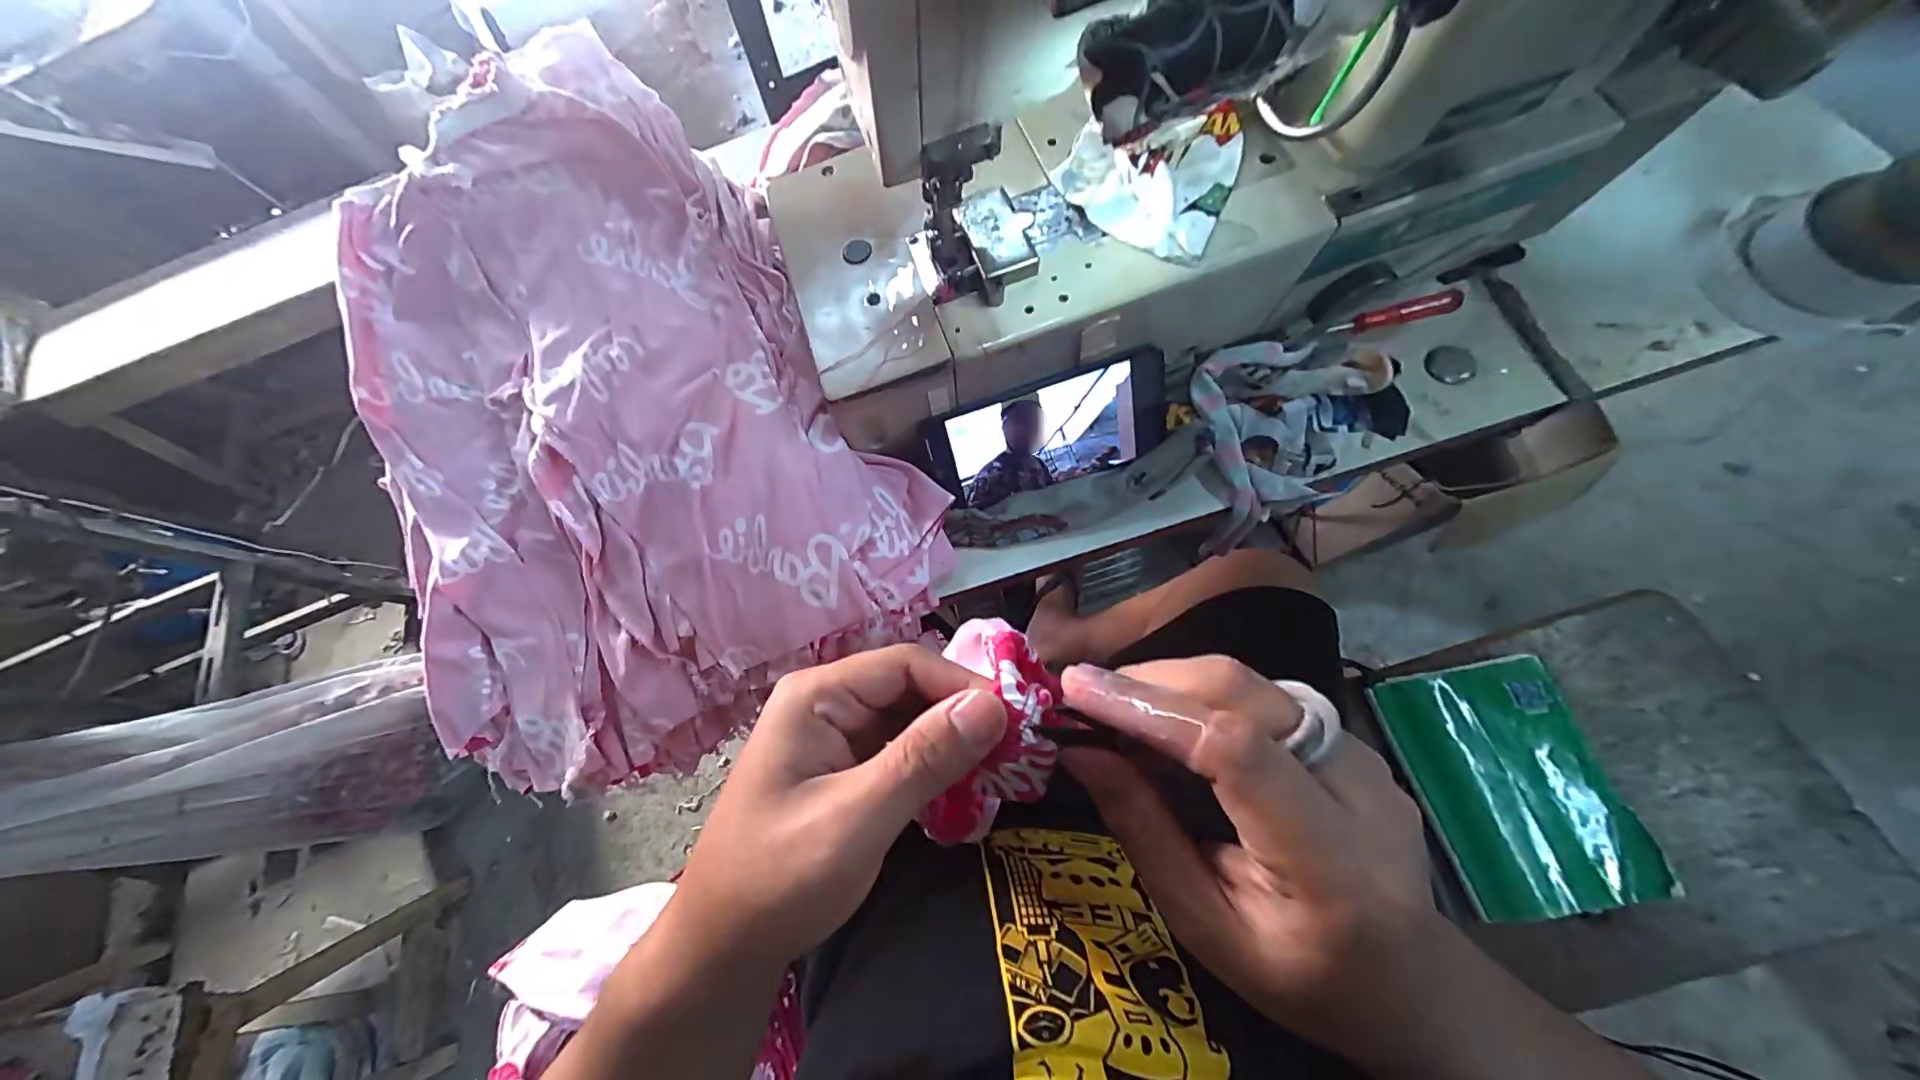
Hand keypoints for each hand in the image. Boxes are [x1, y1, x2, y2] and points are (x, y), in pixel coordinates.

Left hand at [672, 643, 1007, 963]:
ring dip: (953, 743)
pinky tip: (965, 790)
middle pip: (910, 689)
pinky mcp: (846, 770)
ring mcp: (835, 738)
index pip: (905, 664)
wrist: (722, 948)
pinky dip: (936, 768)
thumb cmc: (779, 879)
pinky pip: (902, 752)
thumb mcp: (857, 818)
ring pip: (911, 721)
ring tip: (1000, 771)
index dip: (962, 685)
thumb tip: (992, 704)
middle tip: (1015, 752)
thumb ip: (924, 758)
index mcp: (818, 696)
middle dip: (961, 716)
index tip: (1014, 721)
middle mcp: (827, 704)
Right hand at [1059, 657, 1439, 1065]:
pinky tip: (1168, 716)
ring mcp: (1361, 754)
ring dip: (1171, 680)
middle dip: (1151, 679)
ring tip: (1114, 703)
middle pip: (1242, 691)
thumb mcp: (1207, 926)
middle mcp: (1358, 787)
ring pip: (1250, 681)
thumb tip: (1081, 751)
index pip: (1236, 748)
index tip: (1076, 690)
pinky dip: (1200, 693)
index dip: (1151, 708)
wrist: (1414, 983)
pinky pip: (1263, 694)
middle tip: (1082, 691)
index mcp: (1327, 861)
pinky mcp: (1350, 739)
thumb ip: (1145, 833)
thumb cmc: (1301, 977)